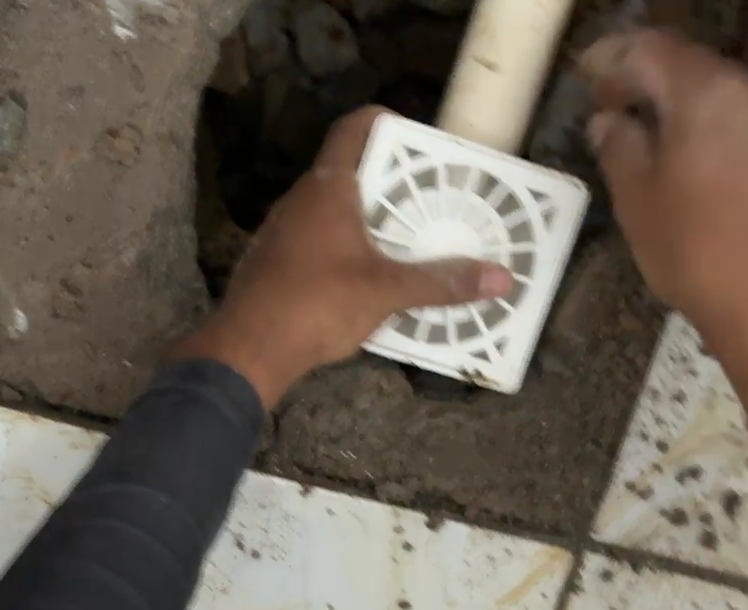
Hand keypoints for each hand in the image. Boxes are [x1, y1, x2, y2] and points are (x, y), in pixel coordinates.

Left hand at [177, 106, 513, 407]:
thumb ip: (440, 282)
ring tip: (395, 242)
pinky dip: (334, 253)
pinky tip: (355, 279)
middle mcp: (297, 202)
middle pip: (344, 173)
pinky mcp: (267, 267)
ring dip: (358, 223)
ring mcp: (276, 235)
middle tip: (422, 199)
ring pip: (324, 215)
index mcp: (326, 188)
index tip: (416, 138)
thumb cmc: (316, 305)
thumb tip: (501, 279)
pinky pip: (309, 247)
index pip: (355, 128)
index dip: (386, 121)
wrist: (246, 351)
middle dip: (383, 184)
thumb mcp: (386, 292)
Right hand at [582, 31, 747, 457]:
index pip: (653, 51)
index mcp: (708, 96)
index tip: (585, 72)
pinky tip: (689, 161)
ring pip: (720, 93)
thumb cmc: (691, 249)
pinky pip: (744, 118)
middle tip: (609, 110)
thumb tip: (609, 120)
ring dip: (679, 105)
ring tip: (647, 139)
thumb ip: (620, 149)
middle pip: (691, 67)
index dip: (613, 57)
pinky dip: (708, 125)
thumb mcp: (636, 201)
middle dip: (646, 81)